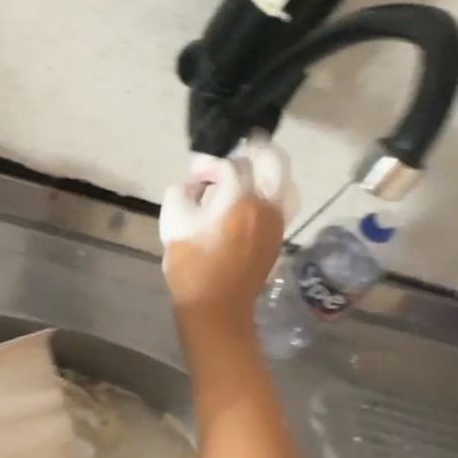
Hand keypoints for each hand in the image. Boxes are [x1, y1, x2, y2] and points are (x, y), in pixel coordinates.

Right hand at [160, 135, 294, 330]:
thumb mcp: (172, 222)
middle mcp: (265, 204)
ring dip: (267, 171)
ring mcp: (277, 220)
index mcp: (238, 198)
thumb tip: (195, 184)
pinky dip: (271, 191)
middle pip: (272, 160)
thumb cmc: (191, 265)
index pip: (227, 165)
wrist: (216, 306)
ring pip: (284, 181)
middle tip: (236, 151)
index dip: (206, 165)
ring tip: (249, 173)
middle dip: (253, 151)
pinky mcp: (278, 235)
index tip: (193, 176)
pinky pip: (283, 202)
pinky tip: (253, 198)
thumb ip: (181, 191)